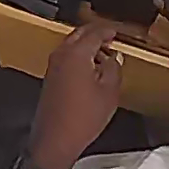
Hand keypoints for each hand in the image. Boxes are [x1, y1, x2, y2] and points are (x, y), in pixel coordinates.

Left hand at [28, 20, 122, 168]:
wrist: (56, 138)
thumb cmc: (83, 116)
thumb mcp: (109, 92)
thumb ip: (114, 68)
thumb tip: (114, 57)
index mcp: (76, 53)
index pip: (94, 32)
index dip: (107, 30)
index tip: (117, 32)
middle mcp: (62, 54)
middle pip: (80, 34)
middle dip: (96, 33)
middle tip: (111, 38)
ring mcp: (54, 64)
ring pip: (72, 44)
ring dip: (87, 44)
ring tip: (104, 53)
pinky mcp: (51, 75)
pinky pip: (66, 55)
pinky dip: (79, 54)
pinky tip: (90, 67)